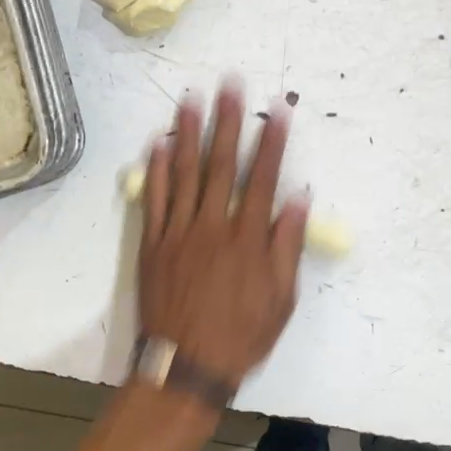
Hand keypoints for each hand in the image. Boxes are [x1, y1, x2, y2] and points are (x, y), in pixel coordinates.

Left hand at [138, 83, 310, 390]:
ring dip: (187, 133)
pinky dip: (156, 170)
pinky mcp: (153, 244)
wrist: (186, 366)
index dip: (271, 141)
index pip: (262, 177)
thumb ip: (287, 244)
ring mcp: (178, 232)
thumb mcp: (281, 298)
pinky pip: (154, 199)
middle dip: (227, 121)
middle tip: (228, 84)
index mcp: (247, 237)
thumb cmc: (242, 335)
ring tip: (191, 99)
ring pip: (183, 172)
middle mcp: (212, 225)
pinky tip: (157, 144)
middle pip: (220, 164)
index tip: (277, 110)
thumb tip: (298, 197)